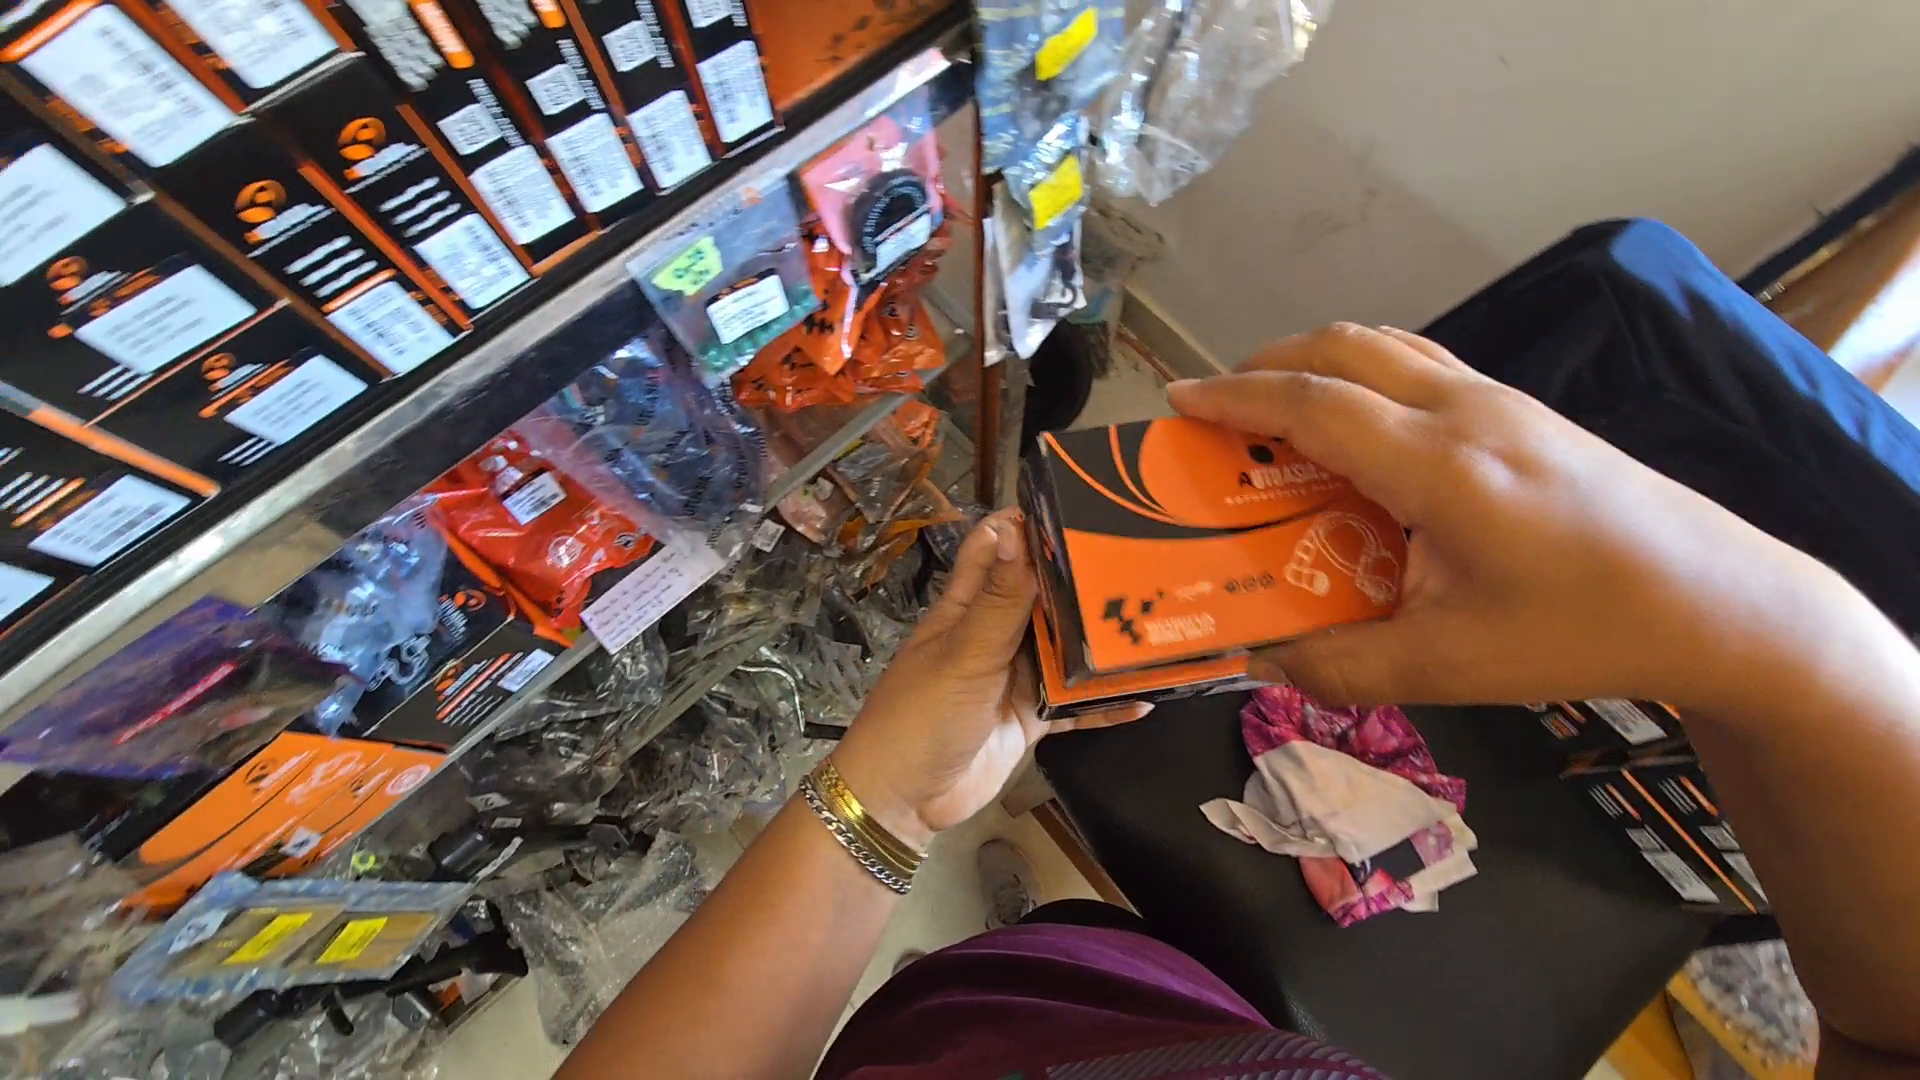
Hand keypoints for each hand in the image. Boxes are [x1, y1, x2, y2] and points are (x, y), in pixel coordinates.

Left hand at [831, 509, 1151, 848]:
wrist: (905, 799)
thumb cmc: (923, 715)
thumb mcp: (964, 654)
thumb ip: (998, 600)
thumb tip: (1018, 528)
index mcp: (968, 607)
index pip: (994, 548)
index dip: (1026, 523)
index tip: (1078, 503)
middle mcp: (994, 634)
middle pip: (1041, 595)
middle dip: (1080, 579)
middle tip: (1143, 559)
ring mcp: (1014, 676)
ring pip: (1064, 648)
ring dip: (1100, 641)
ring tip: (1159, 621)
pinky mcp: (1031, 716)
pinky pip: (1074, 705)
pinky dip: (1103, 703)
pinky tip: (1145, 697)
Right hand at [1168, 323, 1848, 709]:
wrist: (1729, 605)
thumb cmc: (1583, 630)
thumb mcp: (1449, 667)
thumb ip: (1339, 665)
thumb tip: (1258, 662)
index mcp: (1440, 466)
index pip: (1314, 405)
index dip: (1236, 397)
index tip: (1178, 399)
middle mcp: (1466, 411)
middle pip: (1343, 349)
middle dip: (1264, 364)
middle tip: (1217, 407)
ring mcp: (1500, 400)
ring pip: (1383, 345)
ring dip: (1312, 361)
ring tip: (1272, 406)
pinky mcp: (1520, 410)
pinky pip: (1417, 363)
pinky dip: (1358, 371)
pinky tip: (1354, 424)